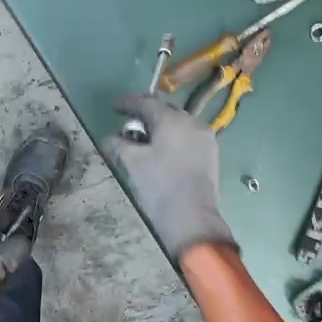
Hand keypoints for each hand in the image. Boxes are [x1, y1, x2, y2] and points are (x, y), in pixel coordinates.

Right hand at [100, 94, 235, 260]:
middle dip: (145, 114)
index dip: (127, 103)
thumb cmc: (159, 187)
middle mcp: (191, 121)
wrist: (192, 218)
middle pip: (164, 110)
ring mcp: (205, 136)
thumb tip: (109, 138)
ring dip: (161, 126)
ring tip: (146, 139)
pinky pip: (188, 136)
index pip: (145, 103)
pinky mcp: (211, 152)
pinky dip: (174, 138)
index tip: (114, 107)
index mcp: (171, 120)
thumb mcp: (132, 163)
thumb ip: (118, 144)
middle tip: (129, 124)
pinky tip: (165, 150)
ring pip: (178, 123)